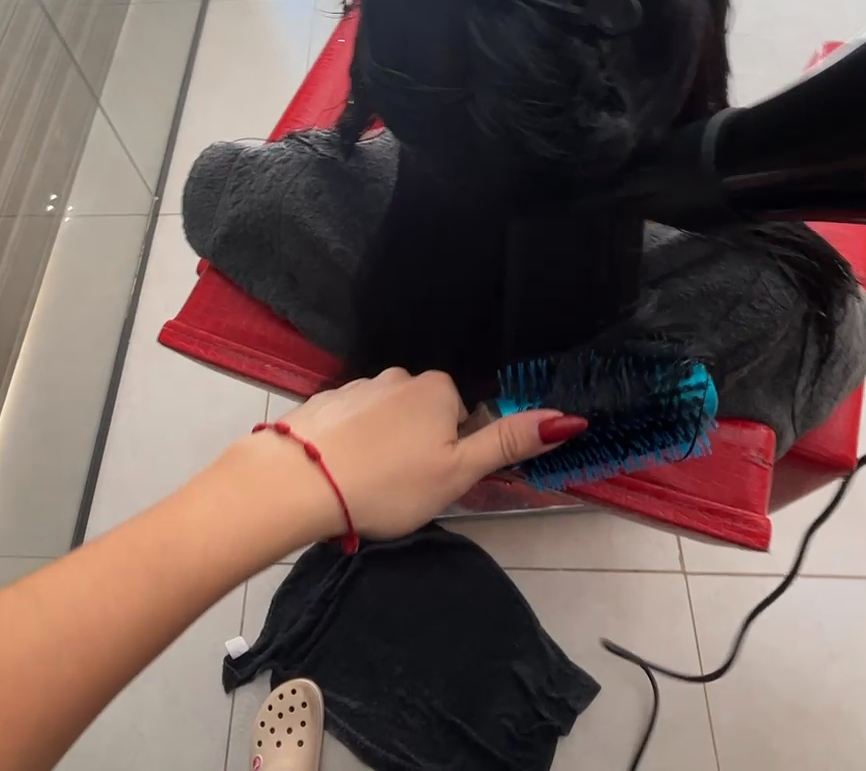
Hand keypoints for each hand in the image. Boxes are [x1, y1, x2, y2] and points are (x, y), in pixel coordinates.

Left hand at [227, 368, 583, 541]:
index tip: (432, 481)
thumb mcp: (458, 471)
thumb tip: (568, 418)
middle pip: (425, 415)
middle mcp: (398, 376)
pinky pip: (352, 422)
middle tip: (402, 488)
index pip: (464, 417)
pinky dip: (353, 443)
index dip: (453, 454)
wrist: (297, 481)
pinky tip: (339, 470)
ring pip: (387, 419)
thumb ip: (508, 443)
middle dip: (420, 446)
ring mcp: (357, 385)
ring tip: (367, 483)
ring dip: (385, 445)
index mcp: (437, 388)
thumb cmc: (388, 482)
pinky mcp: (324, 401)